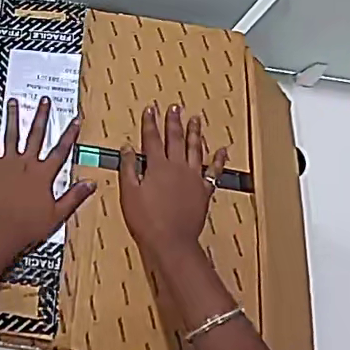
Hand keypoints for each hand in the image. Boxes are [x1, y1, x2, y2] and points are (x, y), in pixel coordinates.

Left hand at [0, 97, 94, 257]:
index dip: (70, 135)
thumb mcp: (57, 214)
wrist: (0, 231)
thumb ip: (74, 197)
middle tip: (44, 101)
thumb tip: (90, 184)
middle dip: (42, 116)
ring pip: (11, 135)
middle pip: (36, 135)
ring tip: (13, 101)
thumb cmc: (28, 226)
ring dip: (13, 117)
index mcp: (43, 175)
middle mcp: (26, 164)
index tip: (75, 121)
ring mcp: (7, 164)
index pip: (61, 150)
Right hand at [118, 103, 226, 259]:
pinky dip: (218, 160)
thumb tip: (127, 148)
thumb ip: (128, 168)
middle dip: (174, 122)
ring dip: (195, 133)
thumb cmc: (146, 220)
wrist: (171, 241)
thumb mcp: (129, 193)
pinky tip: (222, 150)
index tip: (150, 109)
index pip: (152, 139)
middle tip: (175, 107)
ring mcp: (193, 178)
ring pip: (195, 149)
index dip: (150, 123)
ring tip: (195, 119)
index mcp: (157, 166)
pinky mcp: (204, 191)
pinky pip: (213, 171)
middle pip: (175, 139)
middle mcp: (177, 167)